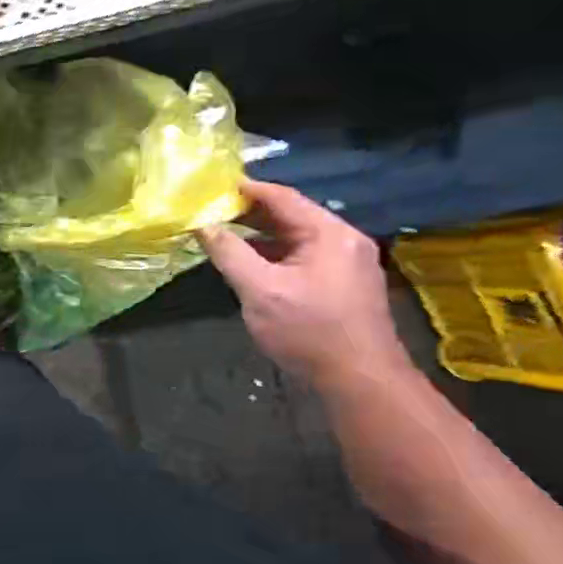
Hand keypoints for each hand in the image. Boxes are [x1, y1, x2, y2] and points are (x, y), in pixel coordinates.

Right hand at [199, 181, 409, 385]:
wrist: (360, 378)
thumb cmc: (308, 330)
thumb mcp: (259, 290)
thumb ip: (229, 253)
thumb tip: (203, 225)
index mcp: (328, 234)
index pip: (283, 197)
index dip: (246, 189)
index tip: (211, 185)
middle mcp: (343, 240)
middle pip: (291, 215)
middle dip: (249, 212)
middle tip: (209, 209)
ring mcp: (346, 262)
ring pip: (295, 237)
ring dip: (259, 234)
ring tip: (221, 232)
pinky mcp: (342, 282)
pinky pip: (302, 255)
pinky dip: (273, 252)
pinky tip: (249, 261)